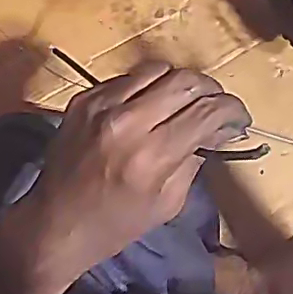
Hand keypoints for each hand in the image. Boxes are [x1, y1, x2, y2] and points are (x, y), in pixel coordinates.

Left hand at [0, 62, 249, 293]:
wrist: (53, 224)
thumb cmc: (116, 223)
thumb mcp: (169, 202)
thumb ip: (196, 155)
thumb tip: (220, 125)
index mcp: (151, 156)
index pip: (206, 111)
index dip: (232, 109)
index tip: (240, 117)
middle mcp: (127, 122)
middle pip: (187, 81)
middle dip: (211, 90)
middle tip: (216, 105)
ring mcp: (102, 104)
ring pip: (160, 69)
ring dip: (181, 83)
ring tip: (186, 100)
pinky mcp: (86, 97)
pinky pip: (131, 76)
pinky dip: (150, 86)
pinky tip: (151, 104)